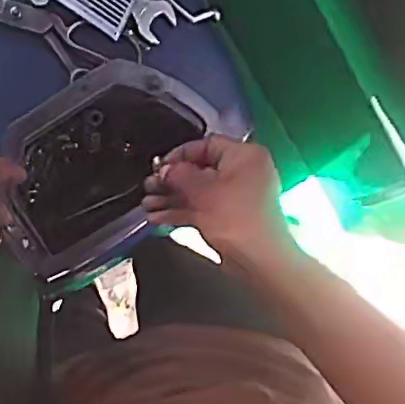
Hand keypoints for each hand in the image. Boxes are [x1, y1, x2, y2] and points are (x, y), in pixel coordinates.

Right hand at [142, 137, 296, 267]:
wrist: (258, 259)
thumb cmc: (237, 219)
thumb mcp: (203, 191)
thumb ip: (179, 175)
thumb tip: (165, 170)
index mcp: (244, 156)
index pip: (206, 144)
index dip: (179, 154)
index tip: (160, 166)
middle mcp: (242, 172)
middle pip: (199, 170)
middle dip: (171, 180)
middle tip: (149, 186)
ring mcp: (236, 197)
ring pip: (197, 192)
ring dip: (171, 198)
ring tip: (147, 205)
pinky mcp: (229, 218)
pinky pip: (201, 208)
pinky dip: (181, 212)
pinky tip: (158, 218)